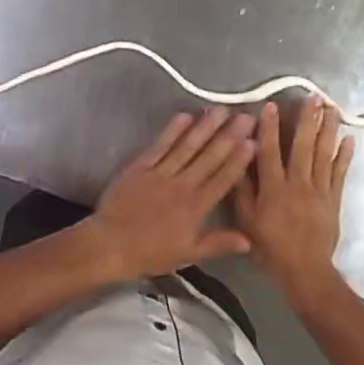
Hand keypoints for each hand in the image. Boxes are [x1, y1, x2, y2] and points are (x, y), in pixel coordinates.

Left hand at [81, 109, 256, 279]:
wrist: (110, 245)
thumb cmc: (150, 253)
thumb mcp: (187, 254)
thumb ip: (218, 243)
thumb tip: (248, 240)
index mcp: (196, 207)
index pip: (223, 179)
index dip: (239, 160)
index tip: (254, 142)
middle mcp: (182, 185)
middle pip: (209, 157)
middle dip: (229, 136)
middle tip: (246, 117)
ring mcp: (160, 173)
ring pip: (187, 146)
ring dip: (205, 127)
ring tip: (221, 110)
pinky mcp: (141, 167)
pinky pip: (160, 146)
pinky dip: (173, 131)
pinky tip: (185, 116)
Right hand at [235, 98, 354, 299]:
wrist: (304, 270)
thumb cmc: (271, 248)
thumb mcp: (248, 222)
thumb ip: (243, 192)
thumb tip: (239, 162)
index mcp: (273, 188)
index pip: (270, 151)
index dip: (269, 127)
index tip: (271, 106)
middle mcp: (297, 183)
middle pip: (302, 145)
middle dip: (307, 120)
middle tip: (313, 97)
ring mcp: (319, 190)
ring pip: (324, 154)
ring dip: (327, 129)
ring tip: (332, 108)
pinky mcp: (334, 199)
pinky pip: (340, 173)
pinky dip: (344, 156)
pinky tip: (349, 139)